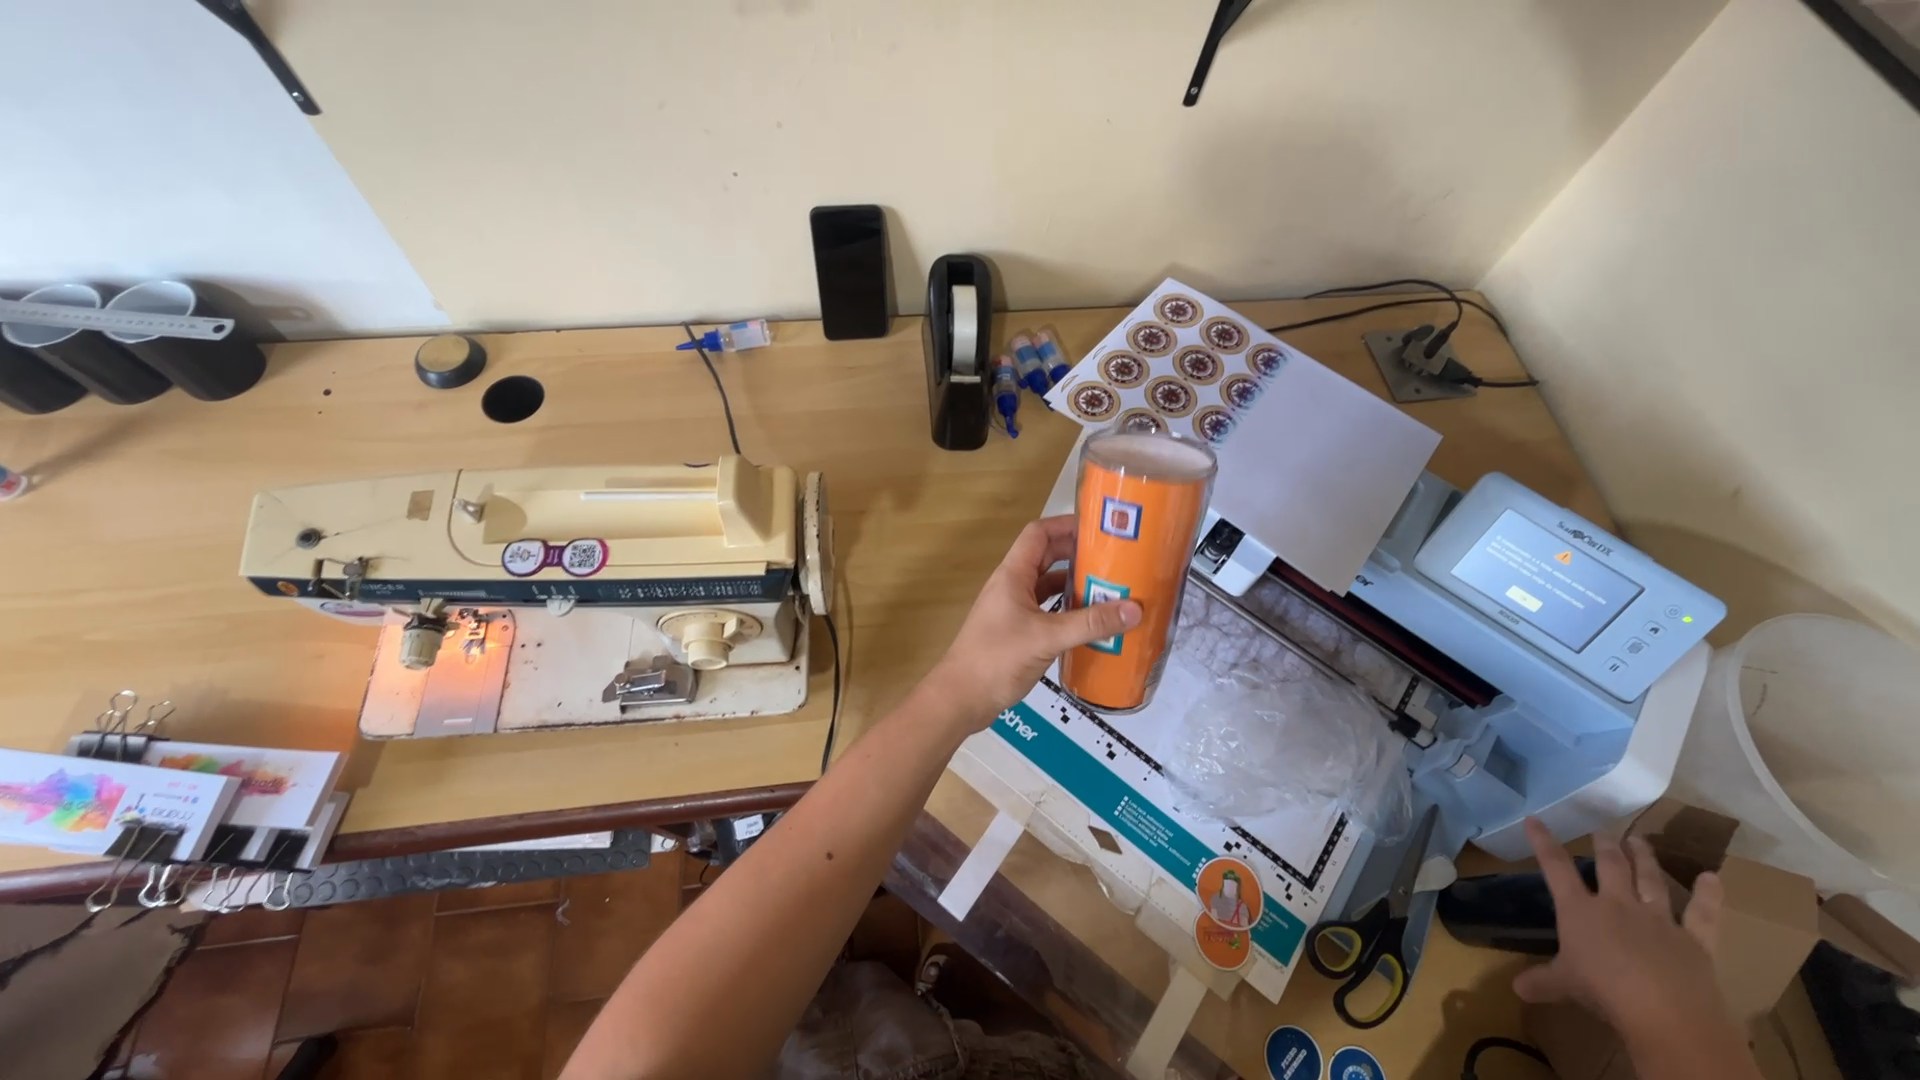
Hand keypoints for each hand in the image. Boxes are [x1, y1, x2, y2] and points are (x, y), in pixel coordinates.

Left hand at [925, 516, 1140, 729]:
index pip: (1039, 534)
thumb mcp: (1047, 637)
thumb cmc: (997, 658)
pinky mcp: (1017, 633)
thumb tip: (1134, 609)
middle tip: (1114, 560)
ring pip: (1048, 587)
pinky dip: (1068, 612)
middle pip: (1047, 558)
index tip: (1100, 530)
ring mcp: (1013, 610)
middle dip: (1078, 555)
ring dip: (1075, 585)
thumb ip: (1090, 623)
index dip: (1066, 525)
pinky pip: (1048, 612)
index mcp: (1013, 575)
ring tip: (1111, 590)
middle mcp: (1012, 587)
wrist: (961, 698)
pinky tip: (1091, 624)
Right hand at [1514, 818, 1731, 1036]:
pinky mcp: (1694, 940)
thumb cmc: (1604, 992)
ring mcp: (1658, 919)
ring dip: (1644, 857)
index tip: (1535, 819)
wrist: (1666, 1012)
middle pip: (1610, 866)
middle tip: (1603, 829)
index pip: (1555, 868)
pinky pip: (1702, 914)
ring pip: (1650, 879)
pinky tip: (1712, 877)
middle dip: (1605, 845)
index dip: (1543, 842)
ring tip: (1639, 839)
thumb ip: (1542, 981)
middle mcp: (1617, 905)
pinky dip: (1708, 895)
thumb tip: (1517, 988)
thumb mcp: (1564, 985)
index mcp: (1580, 910)